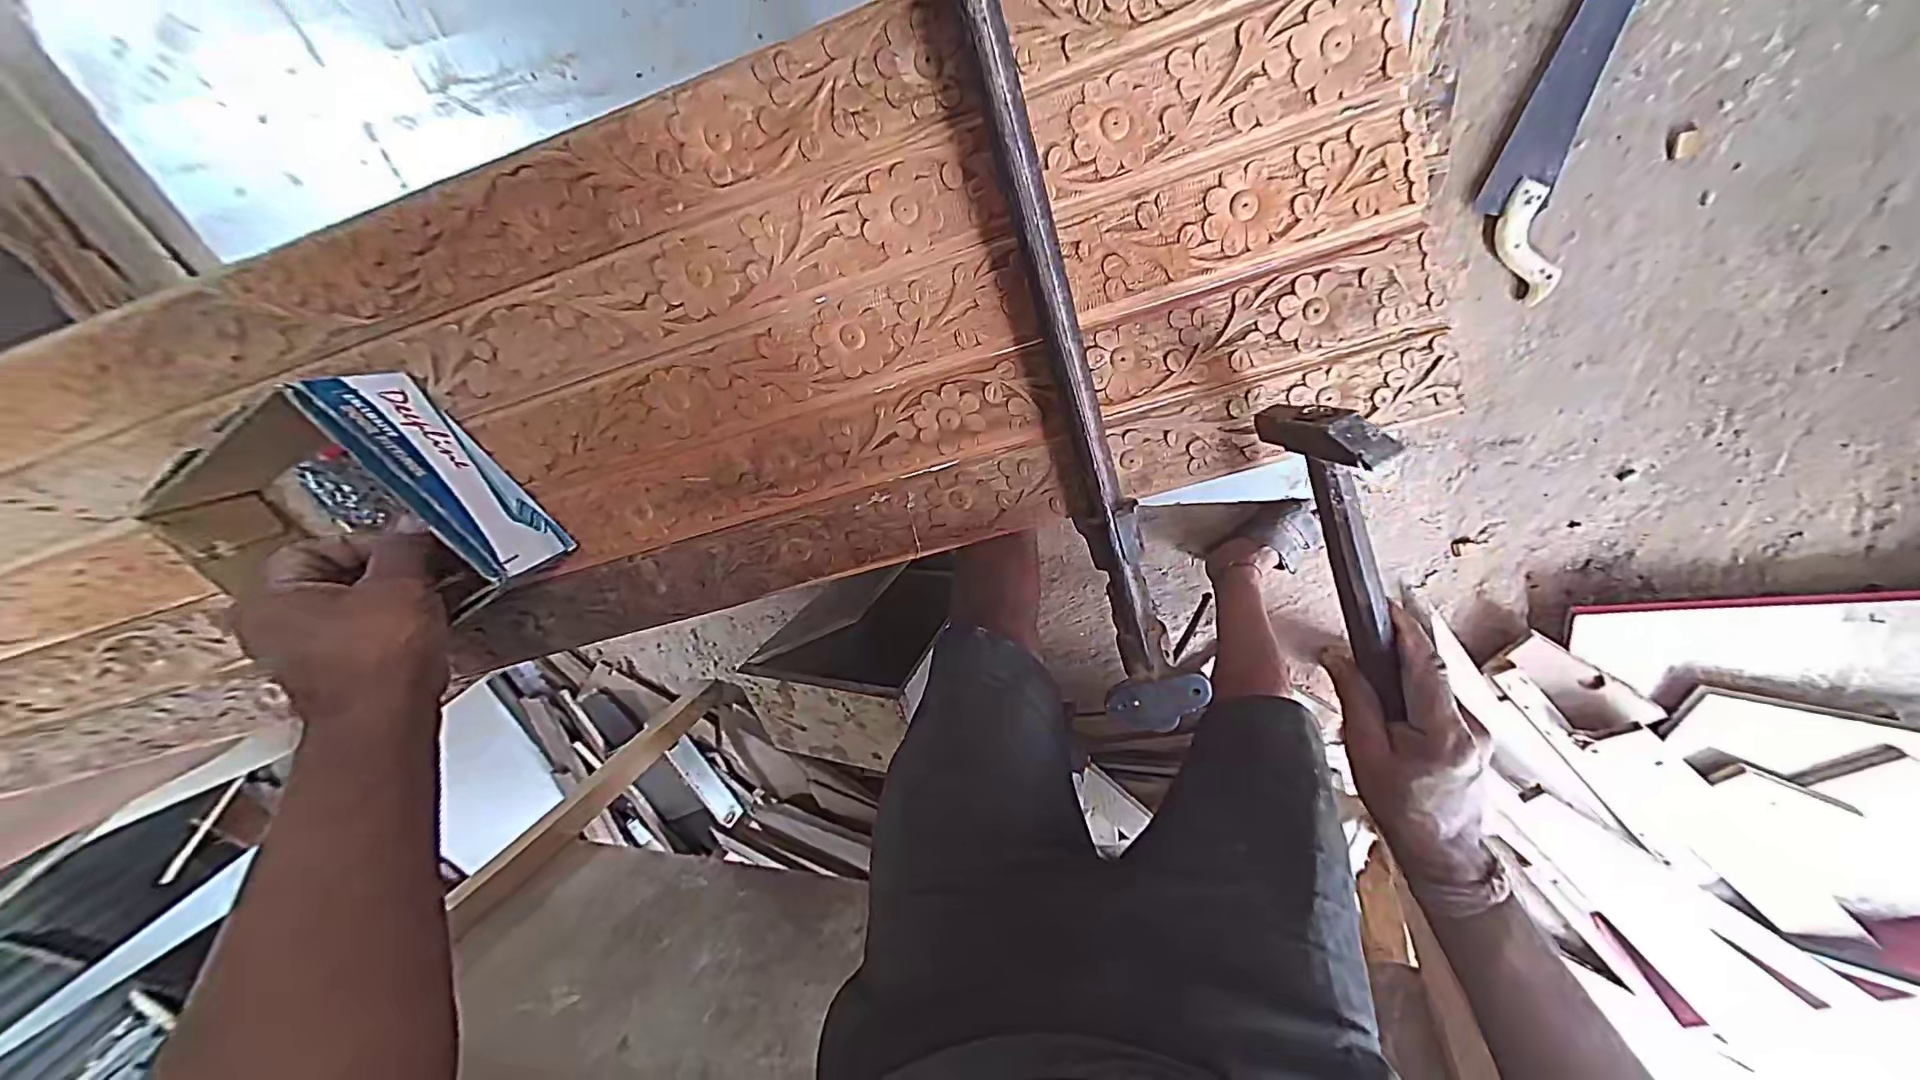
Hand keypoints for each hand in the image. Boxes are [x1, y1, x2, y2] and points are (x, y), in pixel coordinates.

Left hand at [233, 532, 449, 736]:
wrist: (388, 720)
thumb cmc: (379, 657)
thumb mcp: (400, 585)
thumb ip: (404, 547)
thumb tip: (410, 524)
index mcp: (272, 598)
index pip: (320, 546)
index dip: (371, 542)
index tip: (412, 547)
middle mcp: (277, 626)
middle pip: (342, 577)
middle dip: (393, 571)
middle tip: (432, 568)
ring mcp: (308, 654)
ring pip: (361, 606)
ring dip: (403, 596)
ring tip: (442, 593)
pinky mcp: (342, 673)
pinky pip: (372, 633)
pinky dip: (402, 623)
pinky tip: (435, 621)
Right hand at [1323, 605, 1494, 889]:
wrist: (1444, 852)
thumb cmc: (1403, 809)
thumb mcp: (1365, 753)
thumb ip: (1355, 699)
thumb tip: (1339, 658)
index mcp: (1443, 731)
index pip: (1424, 664)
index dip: (1405, 631)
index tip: (1386, 607)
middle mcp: (1471, 727)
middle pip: (1430, 673)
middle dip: (1397, 659)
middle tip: (1365, 658)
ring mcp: (1479, 732)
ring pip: (1434, 689)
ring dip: (1405, 684)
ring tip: (1380, 712)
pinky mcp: (1477, 738)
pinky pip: (1441, 704)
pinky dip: (1416, 701)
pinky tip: (1399, 725)